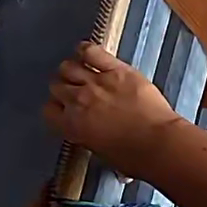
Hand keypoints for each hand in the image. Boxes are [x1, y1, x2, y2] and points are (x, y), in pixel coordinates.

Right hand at [44, 42, 184, 178]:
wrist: (157, 142)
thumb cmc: (133, 156)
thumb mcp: (102, 152)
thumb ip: (90, 137)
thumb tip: (92, 132)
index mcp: (72, 126)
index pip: (49, 111)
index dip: (56, 109)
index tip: (64, 109)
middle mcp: (78, 101)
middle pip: (57, 86)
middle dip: (63, 88)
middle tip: (75, 91)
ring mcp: (96, 82)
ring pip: (68, 67)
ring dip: (71, 70)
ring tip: (80, 72)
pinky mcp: (116, 69)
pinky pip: (92, 52)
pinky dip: (86, 50)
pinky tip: (86, 52)